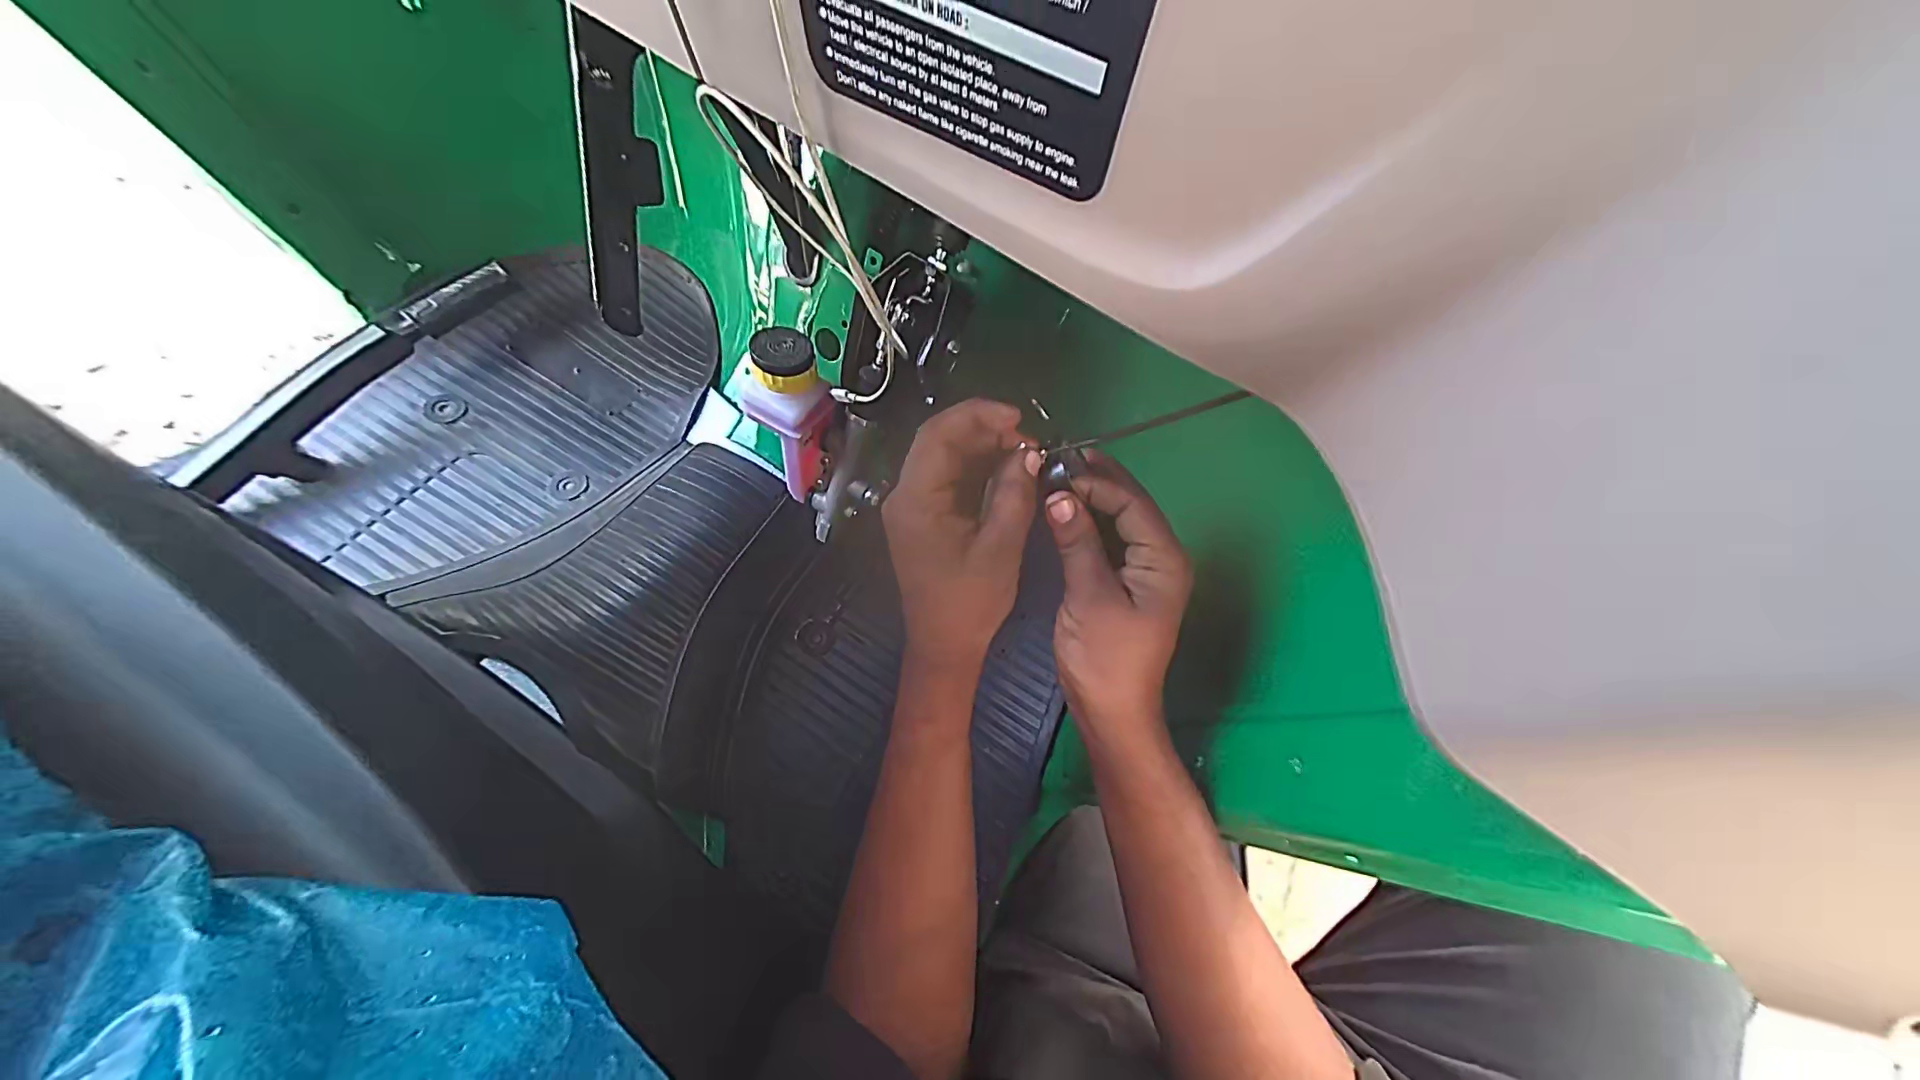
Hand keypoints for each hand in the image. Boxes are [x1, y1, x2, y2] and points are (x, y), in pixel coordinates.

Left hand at [883, 399, 1039, 669]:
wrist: (943, 644)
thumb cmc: (970, 602)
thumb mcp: (1000, 547)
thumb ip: (1013, 494)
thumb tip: (1029, 453)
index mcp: (915, 500)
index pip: (938, 435)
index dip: (978, 415)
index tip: (1018, 417)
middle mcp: (905, 495)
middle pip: (938, 440)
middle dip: (982, 428)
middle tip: (1026, 434)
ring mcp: (911, 506)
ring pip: (943, 456)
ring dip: (981, 446)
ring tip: (1022, 448)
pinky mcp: (922, 516)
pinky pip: (947, 477)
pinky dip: (975, 466)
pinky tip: (1004, 466)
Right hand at [1042, 451, 1192, 735]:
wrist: (1113, 711)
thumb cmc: (1105, 658)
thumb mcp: (1088, 596)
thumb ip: (1077, 543)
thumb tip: (1059, 495)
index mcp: (1164, 560)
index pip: (1132, 504)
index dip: (1097, 482)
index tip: (1058, 469)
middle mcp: (1163, 559)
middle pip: (1132, 506)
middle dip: (1100, 481)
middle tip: (1062, 457)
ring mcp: (1147, 571)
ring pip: (1122, 521)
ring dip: (1094, 498)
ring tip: (1062, 473)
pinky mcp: (1128, 583)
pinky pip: (1112, 540)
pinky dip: (1090, 522)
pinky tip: (1067, 509)